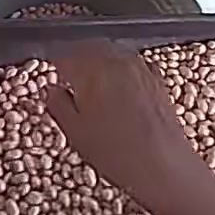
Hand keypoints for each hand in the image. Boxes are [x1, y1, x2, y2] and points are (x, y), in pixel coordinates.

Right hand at [44, 41, 214, 214]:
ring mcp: (139, 68)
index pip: (64, 54)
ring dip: (97, 61)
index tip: (50, 69)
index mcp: (90, 70)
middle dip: (75, 57)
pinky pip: (131, 64)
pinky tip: (118, 90)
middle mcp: (116, 61)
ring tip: (90, 83)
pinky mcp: (156, 79)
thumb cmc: (118, 153)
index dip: (53, 62)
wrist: (165, 167)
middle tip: (66, 74)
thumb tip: (51, 90)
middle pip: (88, 47)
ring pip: (111, 53)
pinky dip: (120, 71)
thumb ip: (58, 104)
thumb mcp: (75, 133)